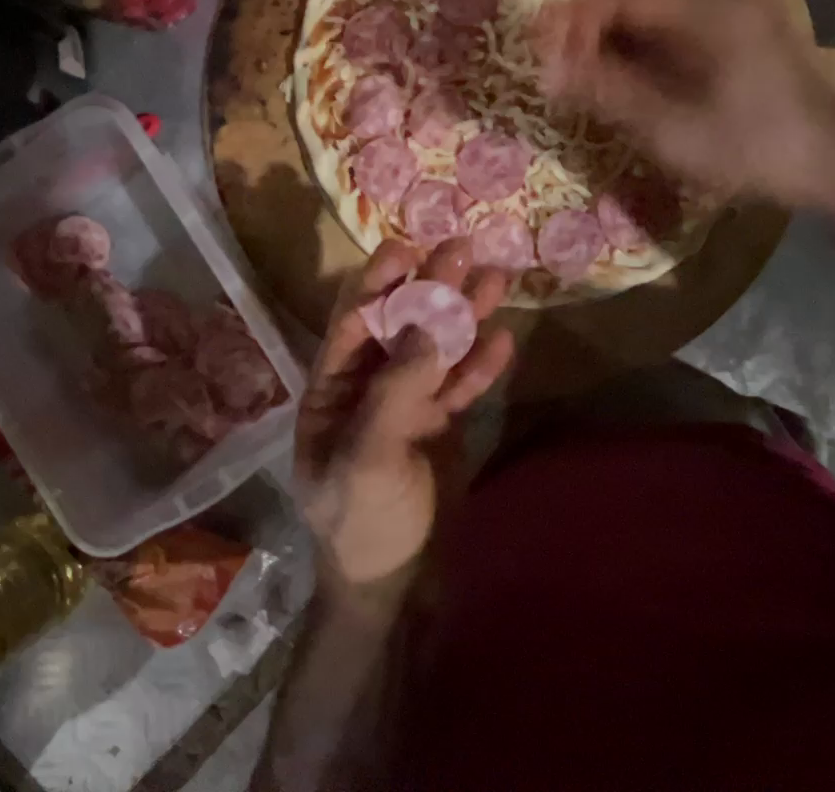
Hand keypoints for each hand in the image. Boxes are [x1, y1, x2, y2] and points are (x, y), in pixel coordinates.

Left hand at [295, 238, 514, 591]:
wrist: (394, 587)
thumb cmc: (361, 524)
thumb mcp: (366, 458)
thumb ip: (395, 391)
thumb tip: (429, 323)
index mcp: (331, 391)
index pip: (352, 324)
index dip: (377, 284)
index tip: (405, 247)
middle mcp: (367, 389)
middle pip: (401, 329)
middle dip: (429, 290)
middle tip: (463, 249)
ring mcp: (407, 407)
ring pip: (437, 353)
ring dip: (464, 319)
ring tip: (497, 279)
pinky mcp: (441, 427)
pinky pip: (461, 389)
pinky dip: (480, 367)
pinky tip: (503, 340)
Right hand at [533, 0, 834, 215]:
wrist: (834, 162)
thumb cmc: (752, 148)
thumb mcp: (671, 129)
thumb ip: (608, 93)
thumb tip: (548, 71)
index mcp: (706, 9)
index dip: (573, 22)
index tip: (544, 59)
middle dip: (585, 25)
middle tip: (553, 63)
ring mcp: (730, 10)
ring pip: (650, 5)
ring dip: (608, 33)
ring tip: (578, 71)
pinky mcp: (734, 31)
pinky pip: (670, 22)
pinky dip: (635, 43)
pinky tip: (620, 74)